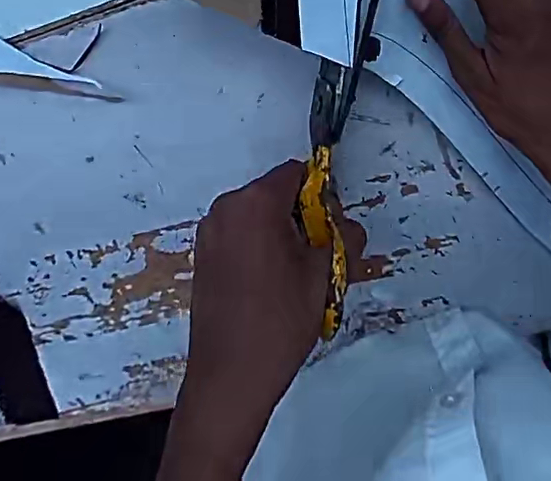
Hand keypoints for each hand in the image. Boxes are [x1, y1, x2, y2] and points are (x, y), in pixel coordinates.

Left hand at [159, 161, 361, 479]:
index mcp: (256, 202)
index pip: (295, 173)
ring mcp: (209, 229)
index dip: (320, 193)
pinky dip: (256, 244)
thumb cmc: (280, 319)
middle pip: (274, 193)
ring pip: (255, 214)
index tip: (330, 226)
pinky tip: (267, 284)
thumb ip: (344, 237)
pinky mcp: (201, 253)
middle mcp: (227, 205)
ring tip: (293, 275)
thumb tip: (349, 225)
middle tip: (316, 254)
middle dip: (300, 214)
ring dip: (278, 231)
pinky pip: (237, 233)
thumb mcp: (324, 275)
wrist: (229, 376)